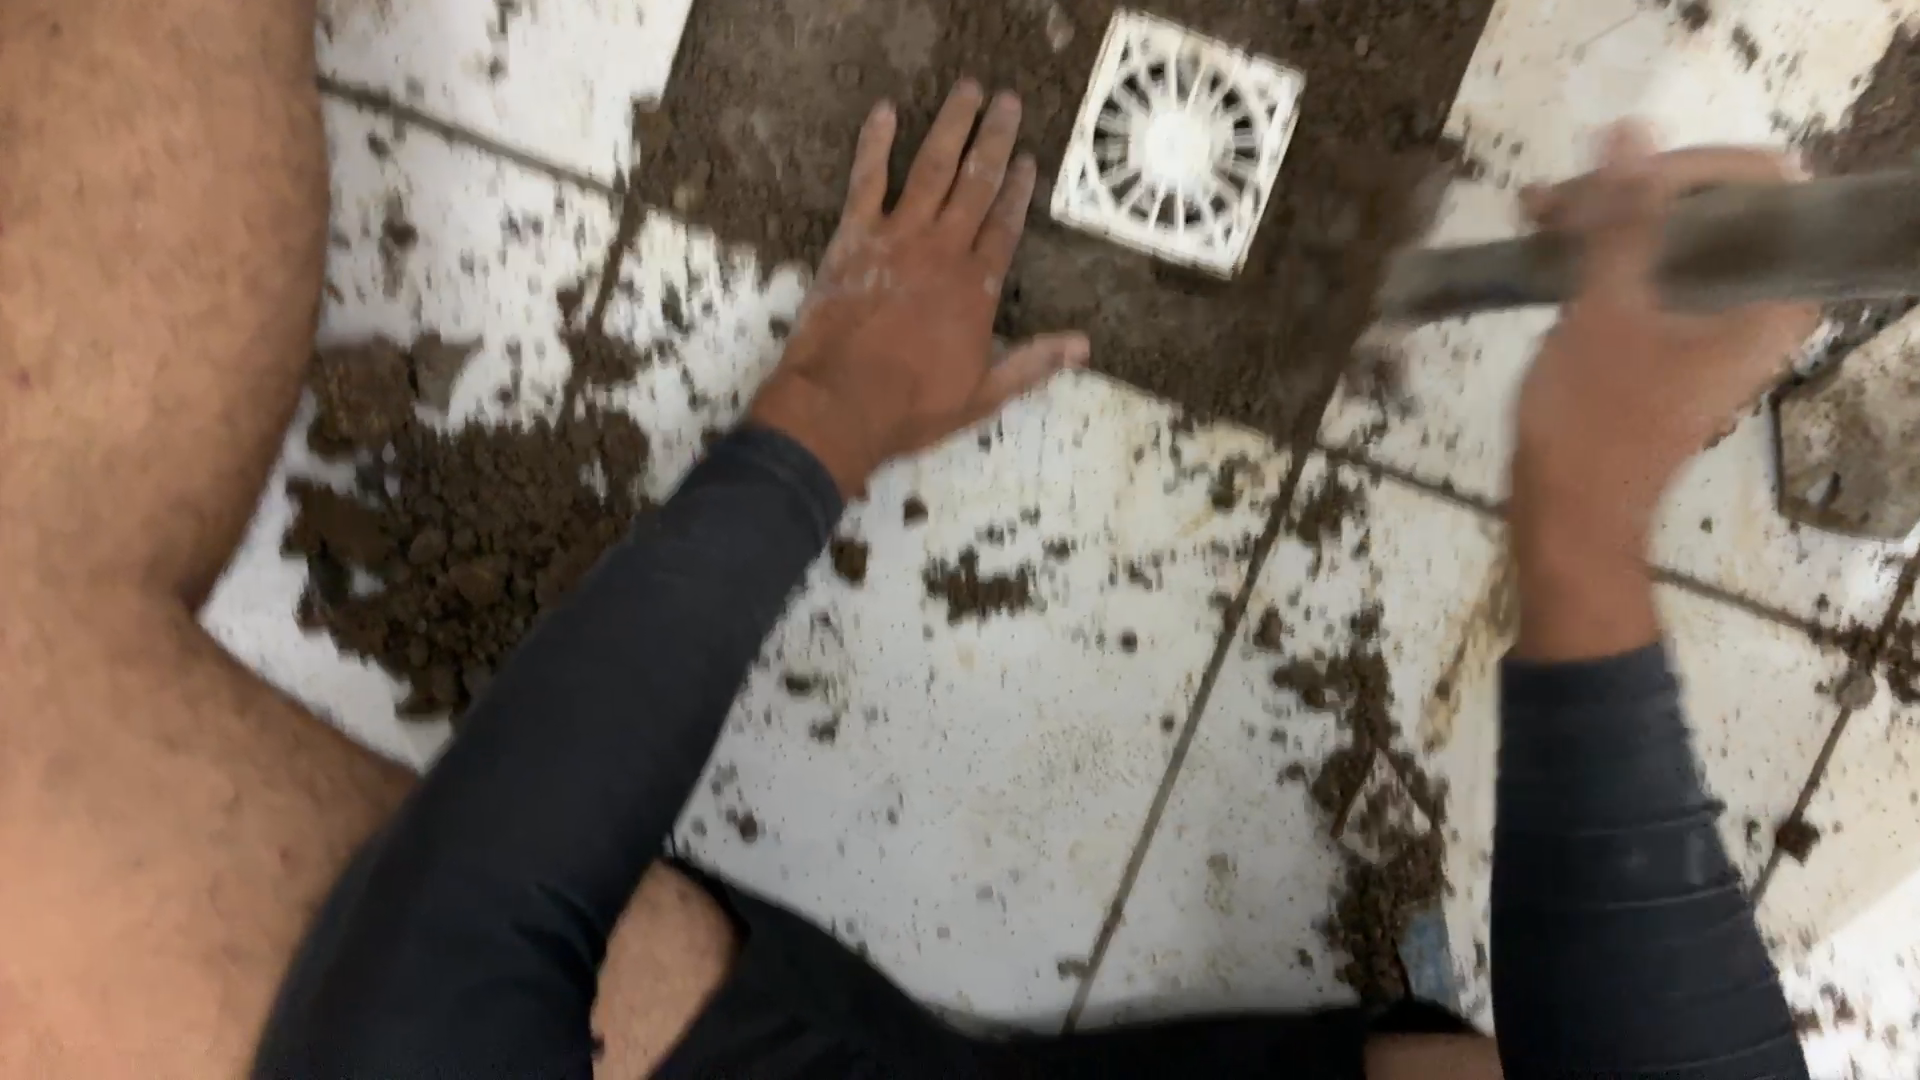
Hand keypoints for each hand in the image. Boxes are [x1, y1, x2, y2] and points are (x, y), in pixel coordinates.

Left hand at [748, 81, 1089, 495]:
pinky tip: (884, 113)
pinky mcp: (853, 237)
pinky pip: (867, 179)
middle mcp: (944, 250)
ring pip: (932, 168)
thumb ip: (1033, 364)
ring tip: (968, 90)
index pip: (1005, 227)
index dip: (1017, 191)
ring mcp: (898, 237)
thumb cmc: (914, 406)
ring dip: (952, 126)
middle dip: (995, 140)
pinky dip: (875, 144)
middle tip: (1008, 102)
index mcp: (977, 288)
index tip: (1027, 159)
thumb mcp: (984, 396)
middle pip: (976, 184)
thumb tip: (1083, 346)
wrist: (841, 402)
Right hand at [1509, 123, 1817, 658]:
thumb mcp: (1602, 316)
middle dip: (1622, 197)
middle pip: (1706, 213)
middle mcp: (1758, 303)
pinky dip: (1595, 265)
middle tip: (1541, 206)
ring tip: (1530, 226)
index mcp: (1774, 292)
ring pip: (1666, 247)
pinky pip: (1643, 282)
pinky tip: (1545, 264)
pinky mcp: (1665, 348)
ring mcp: (1709, 328)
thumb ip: (1621, 224)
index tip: (1592, 188)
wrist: (1567, 515)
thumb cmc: (1590, 424)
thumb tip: (1629, 132)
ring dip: (1600, 228)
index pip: (1753, 184)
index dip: (1673, 170)